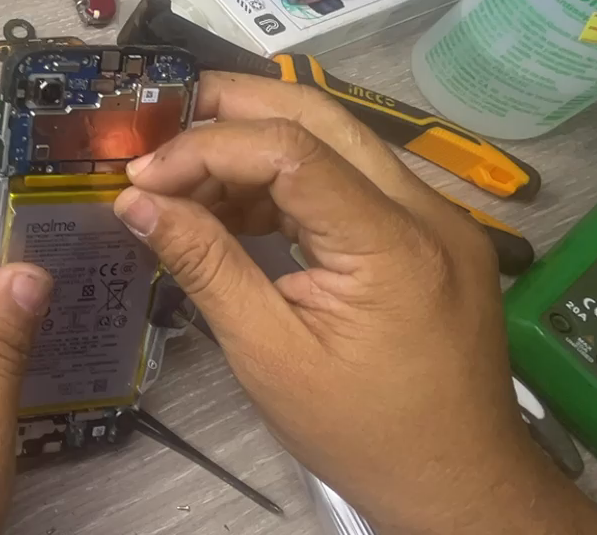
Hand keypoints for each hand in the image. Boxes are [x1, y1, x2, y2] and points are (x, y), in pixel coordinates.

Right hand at [113, 73, 596, 534]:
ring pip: (322, 131)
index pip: (288, 149)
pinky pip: (331, 169)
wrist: (463, 489)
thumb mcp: (267, 354)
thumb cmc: (364, 433)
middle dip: (224, 106)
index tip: (143, 177)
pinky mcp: (414, 225)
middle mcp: (422, 209)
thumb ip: (203, 264)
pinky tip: (223, 204)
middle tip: (153, 128)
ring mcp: (425, 212)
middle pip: (313, 113)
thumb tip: (133, 201)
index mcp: (393, 246)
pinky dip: (268, 174)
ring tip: (179, 176)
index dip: (204, 147)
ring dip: (242, 139)